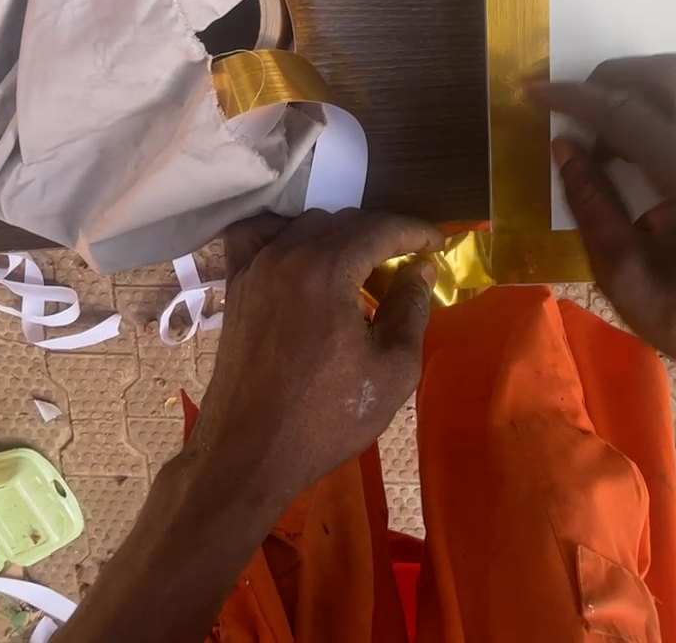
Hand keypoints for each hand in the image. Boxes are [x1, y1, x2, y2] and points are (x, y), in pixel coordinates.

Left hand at [188, 209, 443, 499]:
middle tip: (407, 266)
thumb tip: (420, 270)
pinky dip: (282, 232)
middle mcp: (288, 253)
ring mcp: (255, 266)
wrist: (249, 454)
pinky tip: (299, 253)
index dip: (417, 231)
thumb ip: (411, 308)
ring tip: (363, 268)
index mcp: (328, 268)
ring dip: (342, 236)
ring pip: (308, 225)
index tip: (439, 243)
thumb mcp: (392, 369)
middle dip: (384, 236)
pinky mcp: (235, 285)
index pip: (382, 227)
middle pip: (346, 222)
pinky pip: (257, 235)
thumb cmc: (326, 417)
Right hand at [530, 54, 675, 379]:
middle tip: (570, 104)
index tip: (535, 91)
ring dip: (635, 93)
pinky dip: (656, 114)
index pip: (629, 114)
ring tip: (598, 137)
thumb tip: (564, 147)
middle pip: (670, 75)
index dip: (575, 99)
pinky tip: (630, 152)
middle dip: (611, 76)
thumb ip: (592, 204)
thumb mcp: (625, 275)